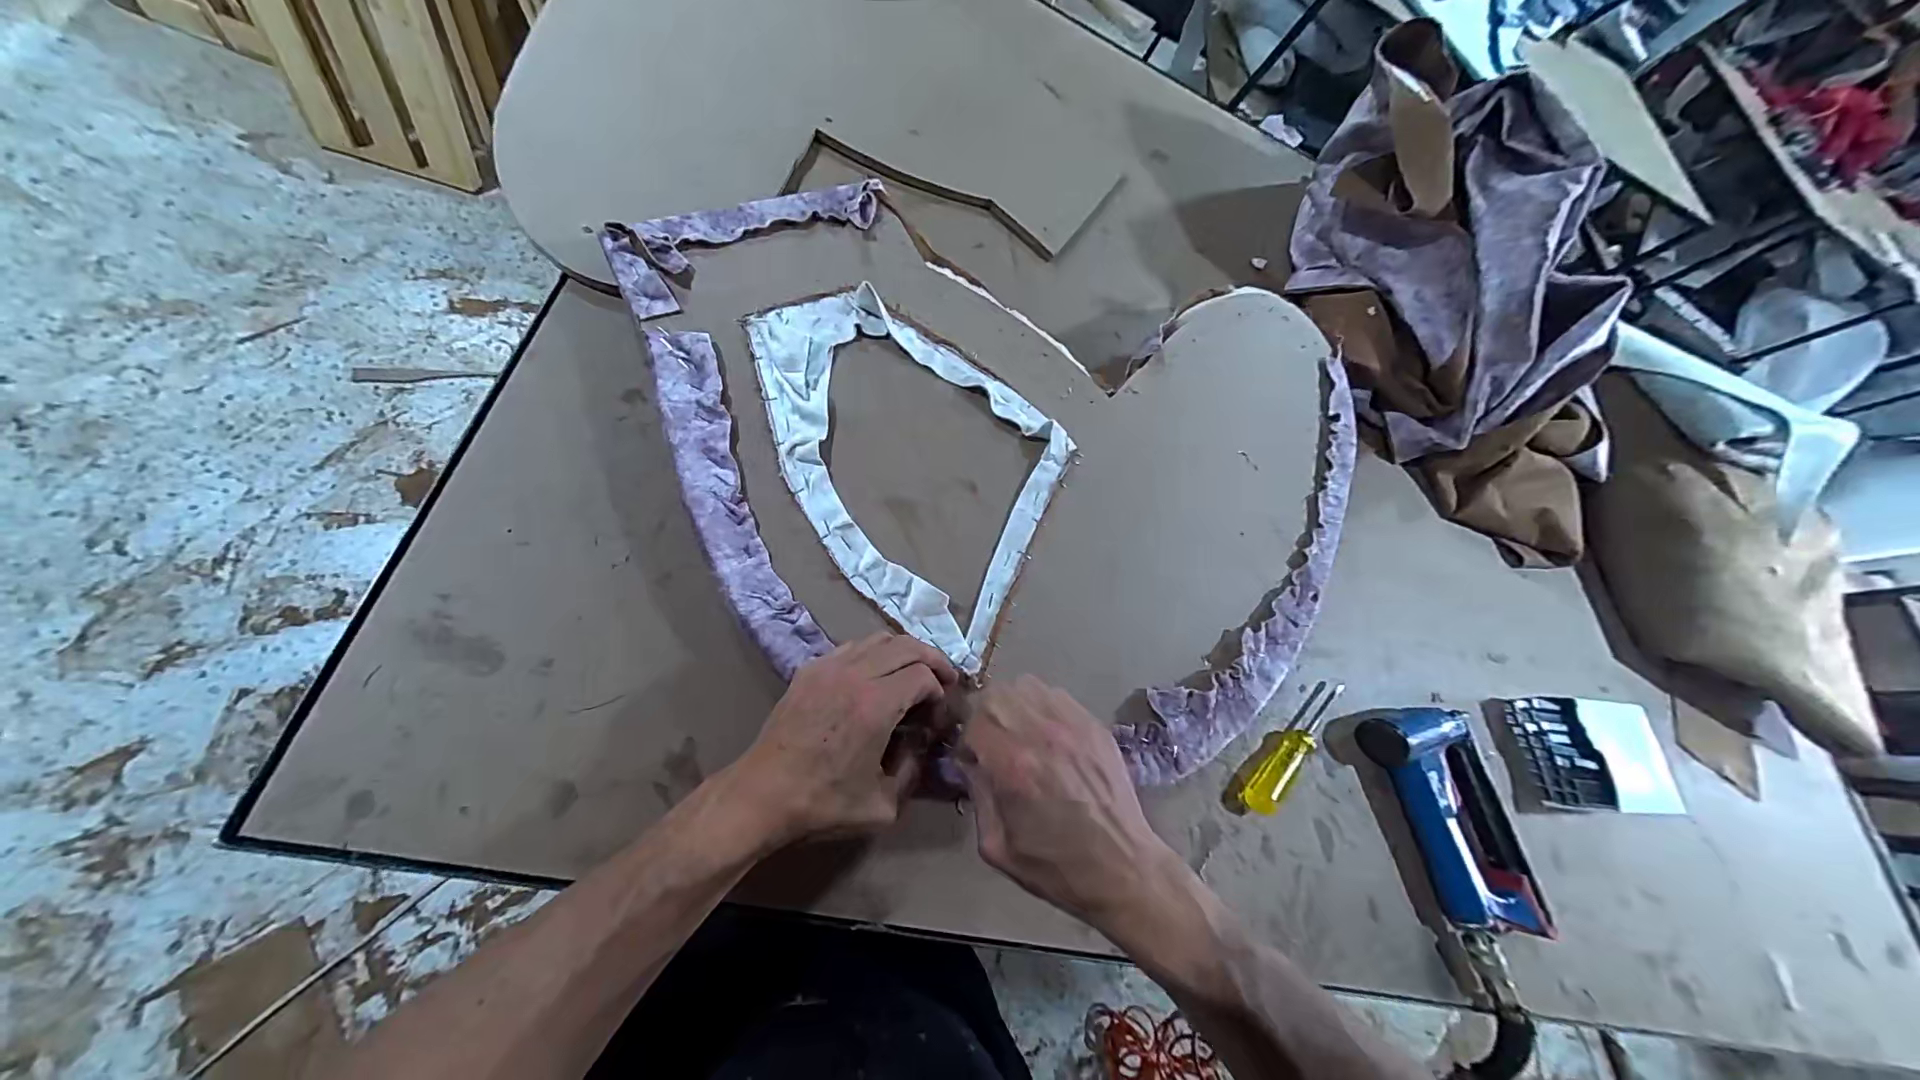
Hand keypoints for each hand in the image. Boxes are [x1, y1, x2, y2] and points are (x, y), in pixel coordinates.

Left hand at [727, 633, 957, 847]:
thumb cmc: (822, 804)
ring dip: (904, 653)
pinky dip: (874, 654)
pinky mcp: (810, 670)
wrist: (762, 795)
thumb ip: (913, 769)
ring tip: (914, 675)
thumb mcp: (883, 805)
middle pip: (907, 646)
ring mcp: (828, 667)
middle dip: (933, 662)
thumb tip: (922, 743)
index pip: (924, 676)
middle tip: (943, 682)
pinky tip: (876, 677)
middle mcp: (854, 675)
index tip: (937, 718)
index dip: (940, 693)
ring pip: (879, 639)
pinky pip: (853, 647)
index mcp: (875, 704)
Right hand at [958, 676, 1187, 929]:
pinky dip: (1042, 707)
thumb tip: (971, 764)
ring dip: (1013, 706)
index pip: (972, 723)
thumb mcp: (996, 845)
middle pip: (996, 695)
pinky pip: (1057, 696)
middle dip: (985, 717)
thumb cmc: (1055, 866)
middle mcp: (1041, 733)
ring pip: (1026, 687)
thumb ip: (977, 795)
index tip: (972, 762)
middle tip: (992, 745)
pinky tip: (1048, 735)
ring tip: (1019, 734)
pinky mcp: (1094, 725)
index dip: (966, 743)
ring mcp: (1072, 724)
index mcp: (1012, 764)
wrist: (1122, 869)